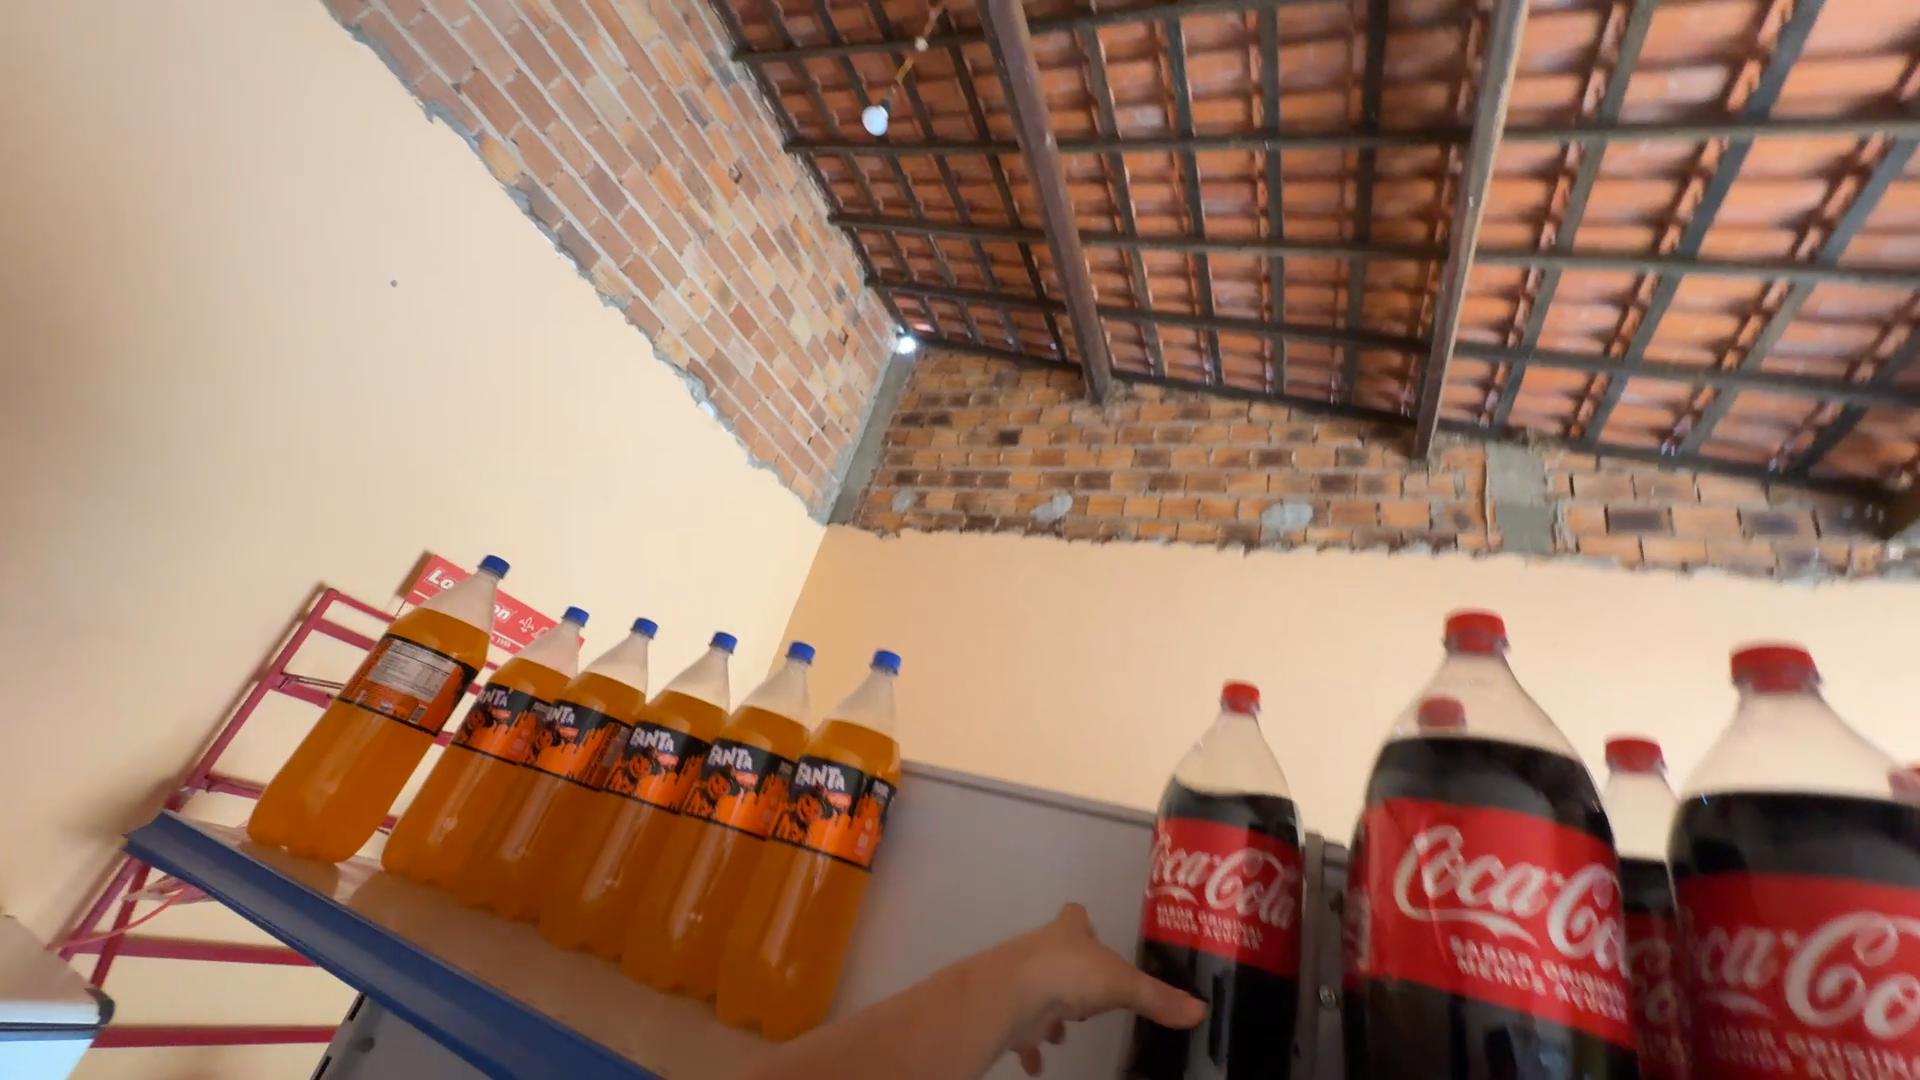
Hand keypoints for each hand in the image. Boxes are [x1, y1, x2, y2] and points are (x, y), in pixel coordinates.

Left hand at [988, 904, 1204, 1075]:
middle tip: (1088, 995)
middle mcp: (1044, 947)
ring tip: (1064, 1029)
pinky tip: (1038, 1062)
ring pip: (1041, 990)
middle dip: (1073, 975)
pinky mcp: (1012, 1007)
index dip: (1083, 923)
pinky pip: (1023, 1029)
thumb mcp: (1122, 984)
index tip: (1091, 932)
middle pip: (1059, 954)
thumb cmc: (1070, 973)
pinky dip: (1031, 1046)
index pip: (1076, 915)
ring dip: (1051, 1011)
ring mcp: (1025, 976)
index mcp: (1070, 931)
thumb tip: (1201, 1011)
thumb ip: (1157, 998)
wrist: (1015, 993)